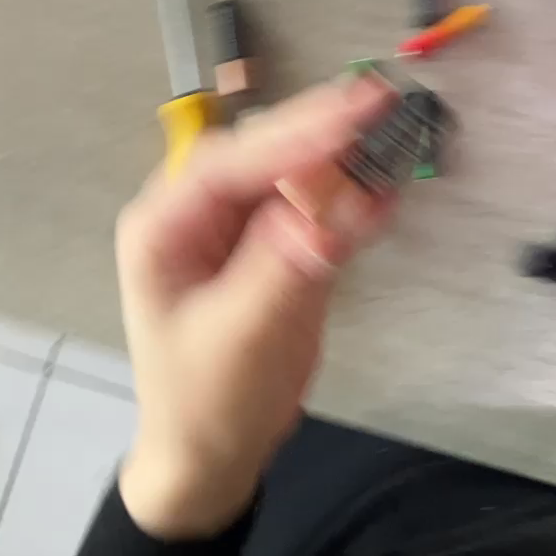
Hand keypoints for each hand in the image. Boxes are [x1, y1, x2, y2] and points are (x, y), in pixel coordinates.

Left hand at [113, 77, 396, 536]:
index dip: (290, 136)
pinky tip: (385, 186)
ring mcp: (243, 229)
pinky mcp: (280, 247)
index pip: (228, 163)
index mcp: (166, 224)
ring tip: (389, 131)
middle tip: (376, 100)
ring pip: (295, 176)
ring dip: (341, 157)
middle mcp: (202, 214)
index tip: (347, 114)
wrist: (216, 455)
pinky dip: (353, 199)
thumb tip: (337, 205)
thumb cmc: (205, 402)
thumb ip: (284, 266)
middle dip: (318, 130)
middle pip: (263, 156)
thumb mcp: (237, 337)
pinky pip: (318, 210)